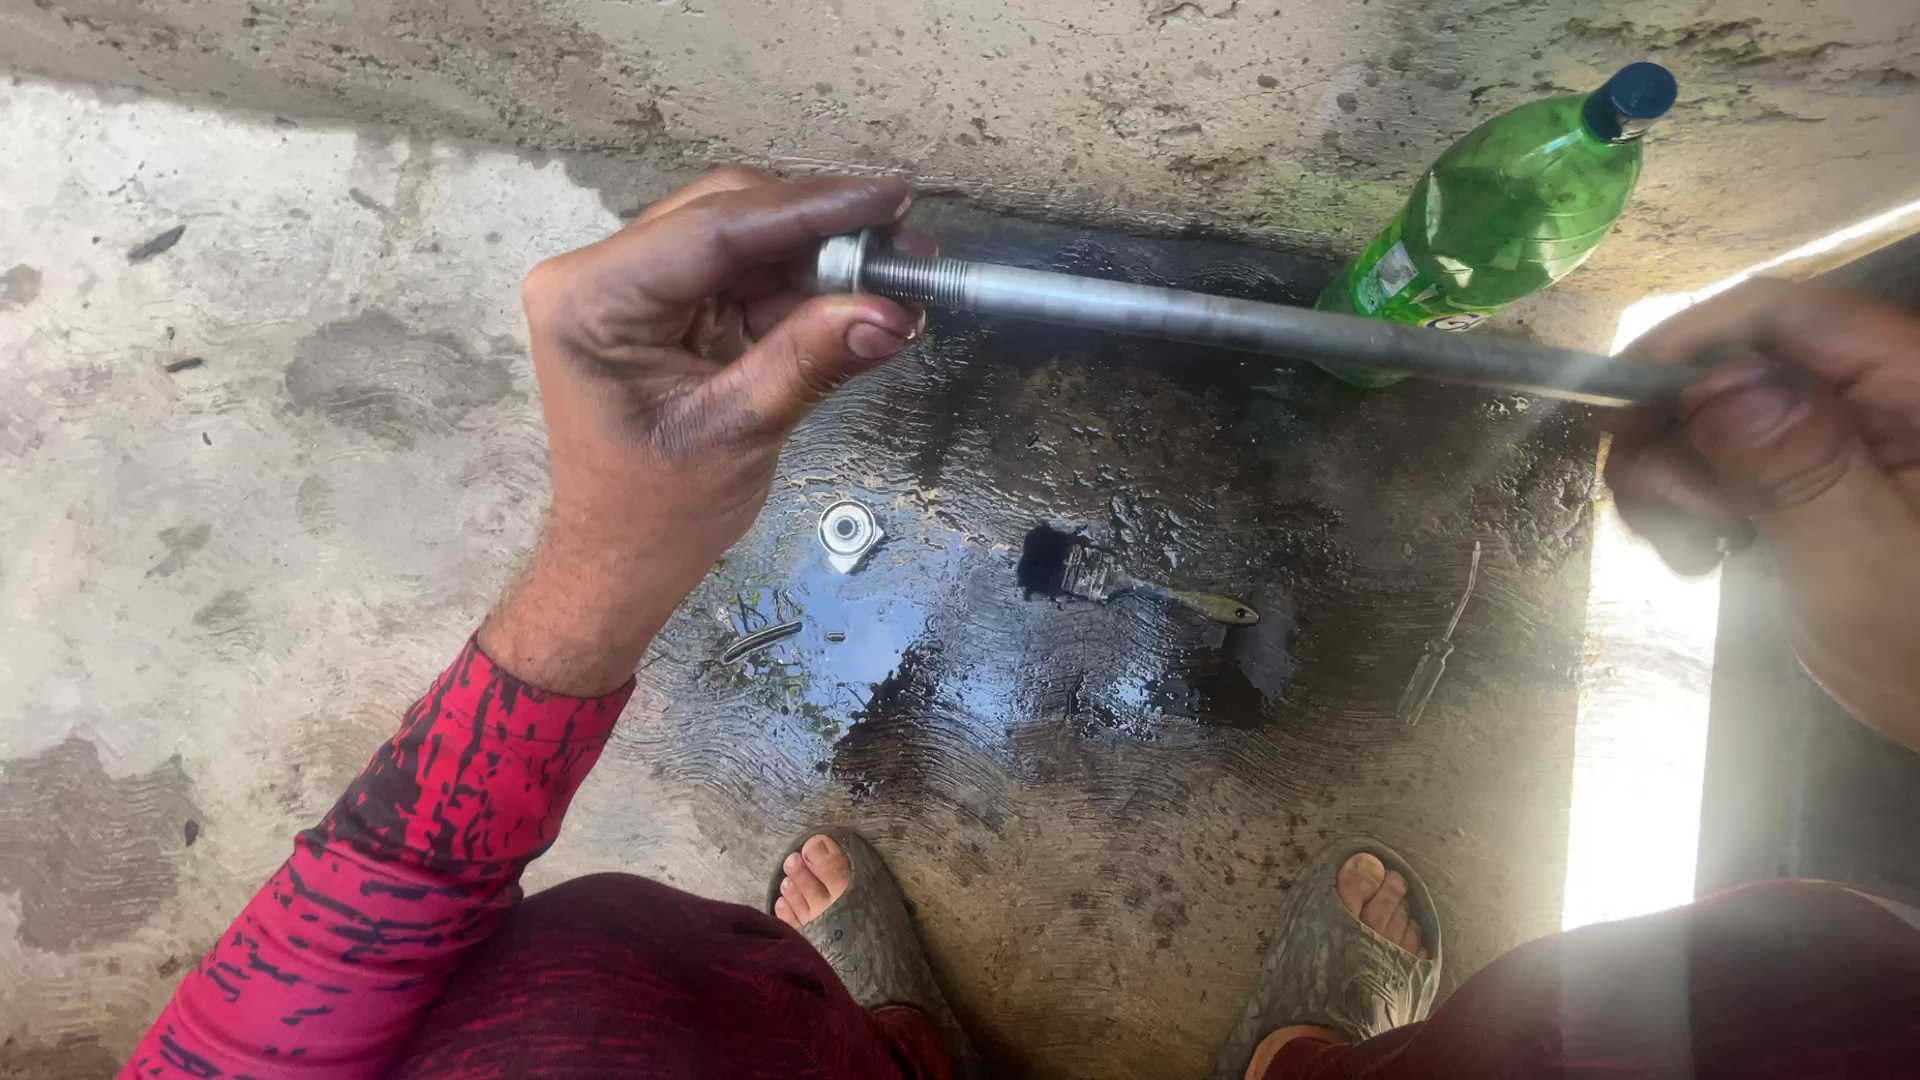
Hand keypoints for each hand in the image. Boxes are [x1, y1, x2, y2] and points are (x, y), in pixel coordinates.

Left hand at [479, 167, 922, 694]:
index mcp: (593, 299)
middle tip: (906, 249)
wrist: (627, 557)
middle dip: (822, 233)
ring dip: (821, 263)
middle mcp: (607, 275)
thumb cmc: (661, 513)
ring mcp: (640, 290)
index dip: (811, 209)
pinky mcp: (672, 312)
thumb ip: (810, 362)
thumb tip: (894, 313)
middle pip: (730, 219)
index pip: (713, 231)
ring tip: (894, 282)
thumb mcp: (738, 433)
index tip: (891, 199)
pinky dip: (804, 294)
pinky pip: (748, 282)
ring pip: (746, 245)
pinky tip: (854, 307)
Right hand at [1604, 280, 1919, 745]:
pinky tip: (1700, 549)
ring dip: (1668, 481)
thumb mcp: (1864, 563)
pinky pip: (1719, 462)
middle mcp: (1889, 403)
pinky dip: (1684, 502)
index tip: (1613, 408)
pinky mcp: (1818, 476)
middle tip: (1661, 513)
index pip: (1792, 317)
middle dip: (1667, 438)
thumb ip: (1797, 467)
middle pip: (1733, 372)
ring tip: (1688, 548)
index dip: (1688, 344)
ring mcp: (1850, 442)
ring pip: (1709, 422)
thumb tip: (1715, 386)